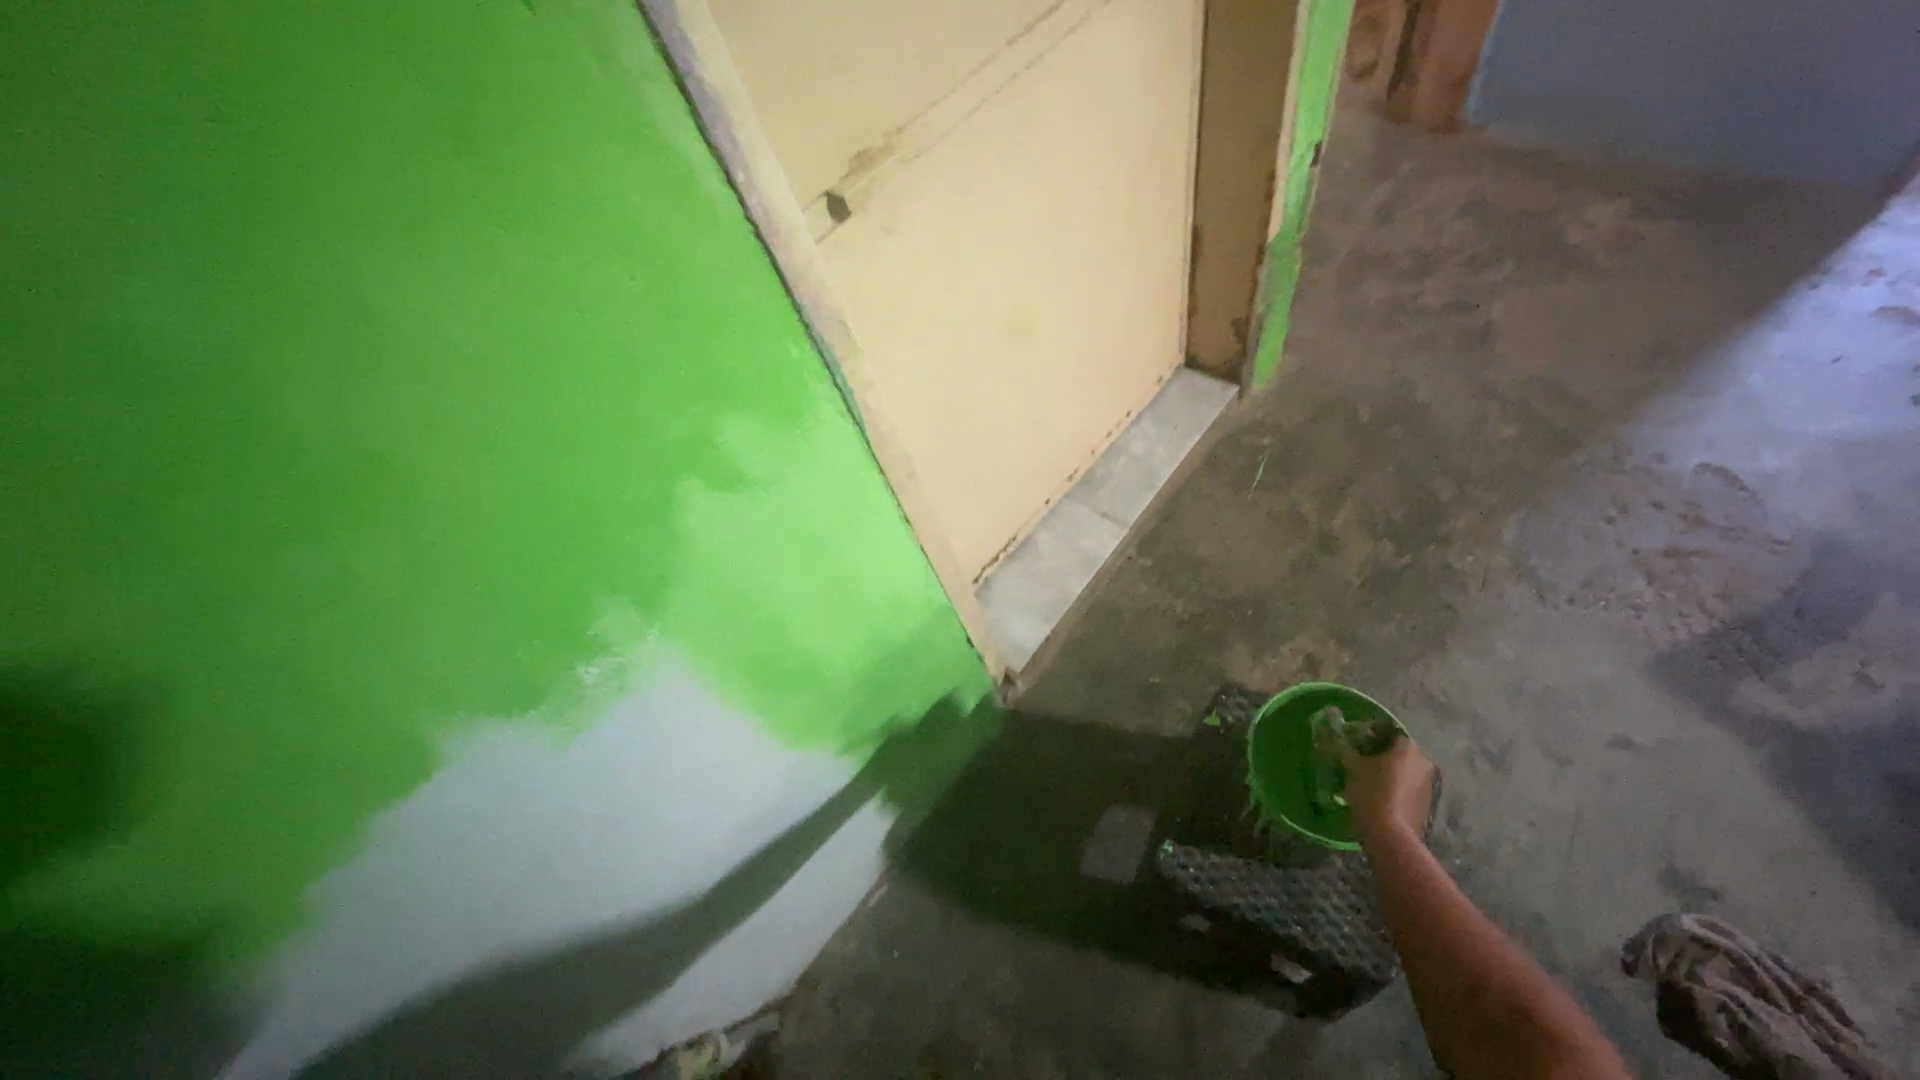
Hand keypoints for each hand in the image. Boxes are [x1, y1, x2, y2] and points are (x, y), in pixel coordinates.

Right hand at [1342, 735, 1436, 846]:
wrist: (1390, 836)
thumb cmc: (1371, 793)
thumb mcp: (1351, 766)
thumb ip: (1343, 747)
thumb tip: (1332, 734)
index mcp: (1408, 747)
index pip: (1389, 730)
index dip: (1369, 732)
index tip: (1352, 741)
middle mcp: (1424, 762)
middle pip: (1397, 751)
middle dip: (1377, 753)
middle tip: (1355, 760)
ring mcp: (1428, 785)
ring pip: (1403, 770)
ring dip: (1385, 772)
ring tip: (1363, 781)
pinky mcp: (1426, 804)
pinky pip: (1407, 788)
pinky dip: (1393, 787)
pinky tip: (1375, 797)